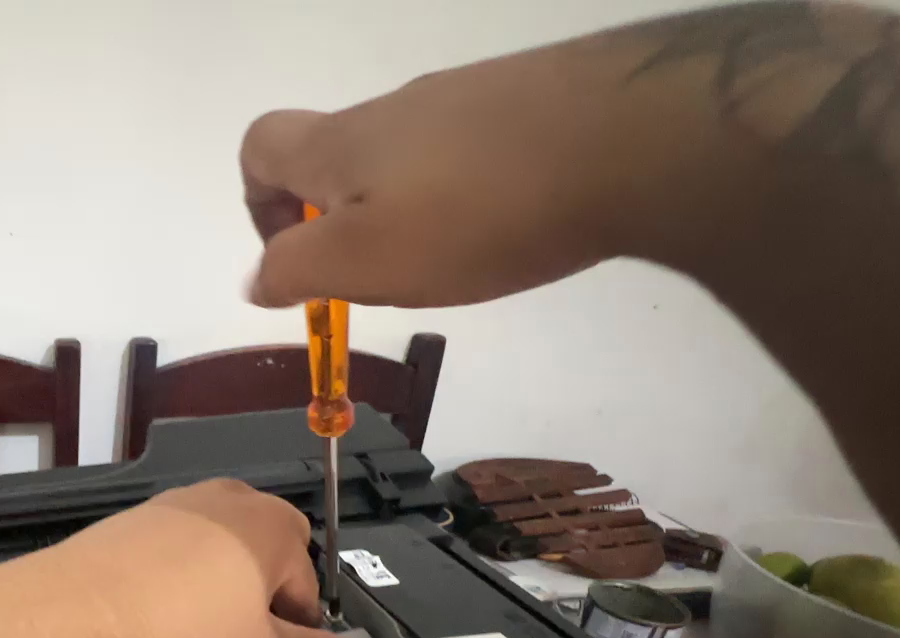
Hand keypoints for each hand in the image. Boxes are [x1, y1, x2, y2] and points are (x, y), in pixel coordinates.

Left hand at [60, 478, 385, 637]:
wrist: (96, 597)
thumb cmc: (192, 623)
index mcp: (280, 527)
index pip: (307, 589)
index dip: (293, 628)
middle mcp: (240, 498)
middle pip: (270, 554)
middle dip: (263, 593)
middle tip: (231, 632)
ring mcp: (190, 496)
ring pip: (227, 543)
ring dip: (225, 576)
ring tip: (194, 615)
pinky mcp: (149, 507)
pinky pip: (185, 537)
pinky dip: (185, 563)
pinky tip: (162, 593)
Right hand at [240, 26, 729, 307]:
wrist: (644, 136)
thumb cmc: (475, 212)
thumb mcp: (359, 262)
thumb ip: (291, 271)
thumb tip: (255, 278)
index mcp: (341, 144)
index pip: (260, 148)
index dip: (258, 205)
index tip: (296, 254)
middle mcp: (396, 108)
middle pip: (332, 157)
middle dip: (334, 223)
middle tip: (377, 274)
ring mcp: (466, 97)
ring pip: (400, 158)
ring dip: (397, 212)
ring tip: (447, 257)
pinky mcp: (529, 100)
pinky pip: (464, 151)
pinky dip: (459, 195)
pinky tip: (503, 225)